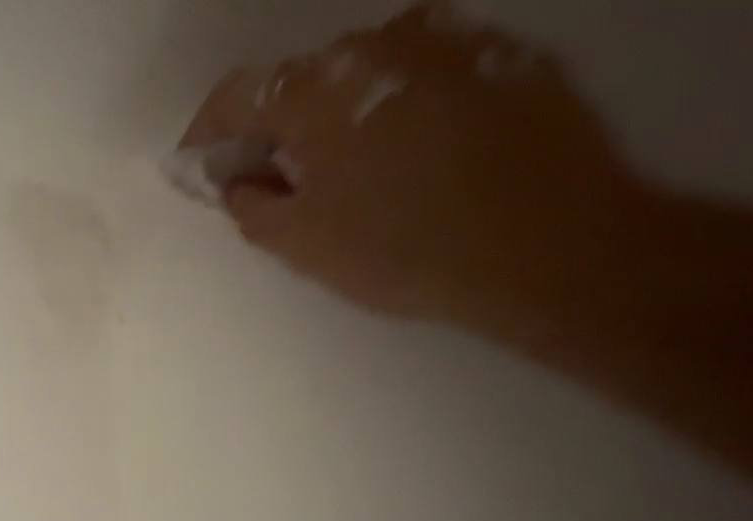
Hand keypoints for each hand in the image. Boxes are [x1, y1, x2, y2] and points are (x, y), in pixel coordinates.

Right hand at [182, 2, 647, 336]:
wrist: (553, 245)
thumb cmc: (405, 248)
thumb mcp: (303, 244)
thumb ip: (251, 205)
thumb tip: (236, 181)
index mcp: (317, 87)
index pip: (237, 96)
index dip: (207, 136)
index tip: (199, 170)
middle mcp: (380, 40)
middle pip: (303, 81)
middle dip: (279, 126)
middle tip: (275, 178)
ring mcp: (451, 39)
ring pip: (369, 72)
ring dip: (343, 112)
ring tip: (351, 167)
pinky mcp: (508, 55)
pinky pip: (427, 74)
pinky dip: (402, 106)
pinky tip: (414, 155)